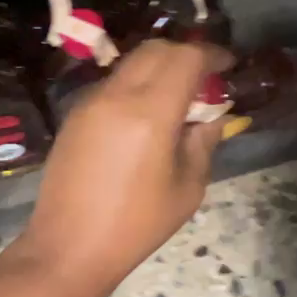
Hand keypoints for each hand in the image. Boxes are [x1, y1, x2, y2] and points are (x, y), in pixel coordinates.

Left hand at [11, 41, 233, 296]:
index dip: (212, 55)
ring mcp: (90, 102)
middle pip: (155, 50)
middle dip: (184, 55)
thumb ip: (203, 142)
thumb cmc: (136, 224)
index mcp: (150, 112)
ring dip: (158, 68)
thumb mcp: (187, 188)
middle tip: (205, 79)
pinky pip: (111, 85)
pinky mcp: (74, 115)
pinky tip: (145, 116)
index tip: (228, 67)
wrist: (69, 246)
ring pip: (130, 64)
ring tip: (177, 98)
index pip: (185, 58)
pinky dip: (135, 85)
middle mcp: (117, 95)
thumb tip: (211, 116)